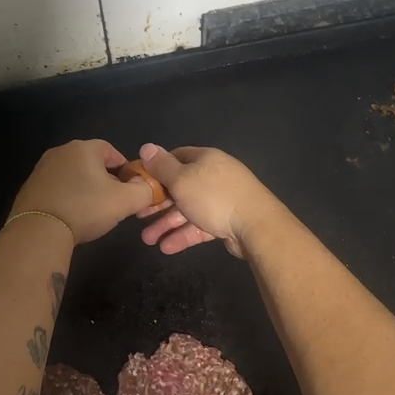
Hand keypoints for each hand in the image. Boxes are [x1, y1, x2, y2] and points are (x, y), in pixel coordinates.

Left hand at [11, 140, 157, 243]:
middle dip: (104, 179)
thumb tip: (148, 186)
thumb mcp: (124, 201)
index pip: (110, 150)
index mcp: (83, 148)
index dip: (124, 168)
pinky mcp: (30, 187)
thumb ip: (144, 190)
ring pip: (72, 175)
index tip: (130, 187)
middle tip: (113, 201)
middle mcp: (60, 152)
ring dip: (84, 188)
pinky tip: (71, 215)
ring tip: (92, 211)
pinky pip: (56, 188)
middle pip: (90, 162)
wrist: (39, 229)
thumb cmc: (85, 209)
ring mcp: (41, 169)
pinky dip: (66, 197)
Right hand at [137, 144, 283, 258]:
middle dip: (158, 204)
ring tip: (148, 240)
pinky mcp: (225, 221)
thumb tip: (146, 147)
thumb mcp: (181, 179)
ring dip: (167, 224)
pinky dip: (183, 235)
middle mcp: (213, 176)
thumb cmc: (213, 196)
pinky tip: (166, 248)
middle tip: (139, 217)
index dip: (156, 170)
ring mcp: (220, 199)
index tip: (139, 183)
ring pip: (187, 210)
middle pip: (179, 187)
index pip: (175, 158)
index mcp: (204, 159)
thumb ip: (161, 166)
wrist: (255, 225)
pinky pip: (199, 226)